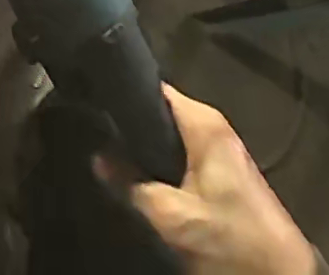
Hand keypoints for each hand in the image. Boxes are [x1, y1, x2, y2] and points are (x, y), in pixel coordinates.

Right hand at [98, 85, 315, 274]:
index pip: (155, 90)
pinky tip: (139, 178)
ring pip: (169, 136)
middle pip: (160, 112)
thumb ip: (131, 186)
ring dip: (145, 149)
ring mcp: (218, 147)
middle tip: (98, 139)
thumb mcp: (174, 217)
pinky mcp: (220, 170)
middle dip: (132, 127)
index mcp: (203, 122)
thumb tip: (97, 157)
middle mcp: (211, 125)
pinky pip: (180, 154)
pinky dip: (160, 163)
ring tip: (110, 157)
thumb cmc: (231, 238)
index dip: (126, 97)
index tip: (97, 108)